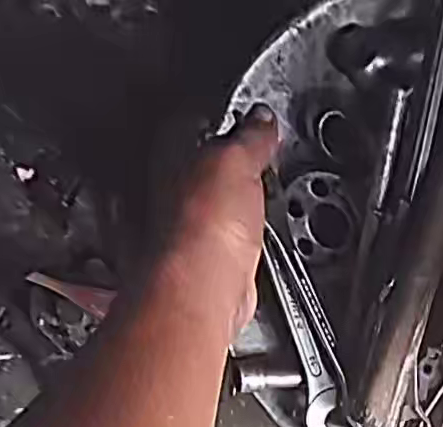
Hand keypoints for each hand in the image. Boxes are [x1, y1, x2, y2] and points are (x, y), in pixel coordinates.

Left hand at [149, 104, 279, 336]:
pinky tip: (262, 240)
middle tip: (269, 166)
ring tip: (269, 205)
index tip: (260, 125)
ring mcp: (193, 232)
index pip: (203, 123)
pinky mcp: (214, 265)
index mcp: (172, 153)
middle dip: (242, 168)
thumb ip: (251, 138)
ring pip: (224, 207)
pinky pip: (237, 243)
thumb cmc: (205, 229)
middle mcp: (175, 192)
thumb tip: (263, 120)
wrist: (208, 290)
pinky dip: (252, 240)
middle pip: (213, 168)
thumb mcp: (237, 162)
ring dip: (247, 207)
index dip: (233, 122)